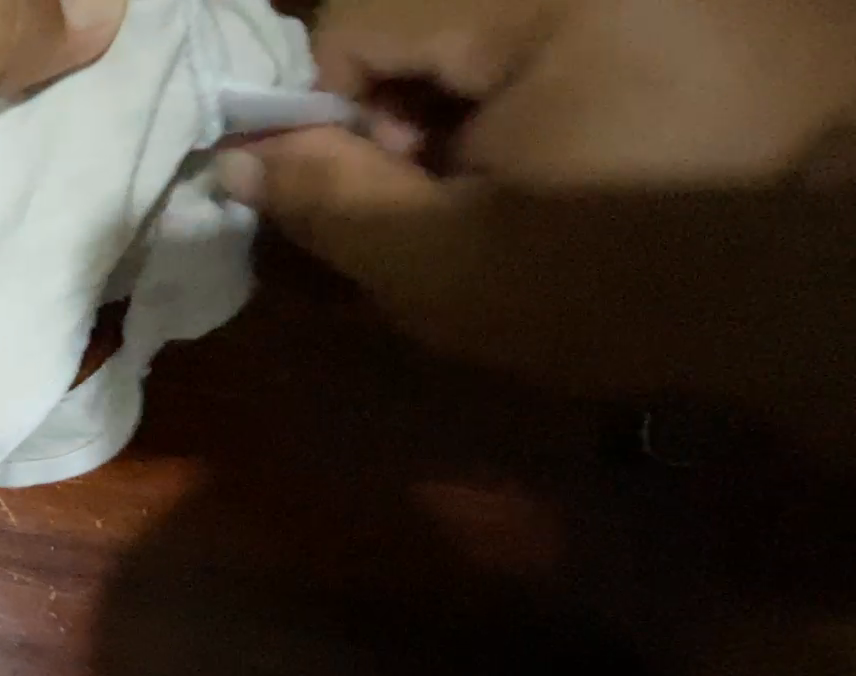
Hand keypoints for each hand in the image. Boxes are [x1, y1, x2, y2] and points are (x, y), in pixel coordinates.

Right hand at [216, 0, 855, 414]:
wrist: (834, 296)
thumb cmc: (624, 290)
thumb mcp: (440, 265)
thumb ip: (324, 202)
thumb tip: (231, 159)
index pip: (354, 15)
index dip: (325, 112)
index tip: (370, 187)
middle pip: (411, 11)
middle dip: (392, 107)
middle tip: (437, 192)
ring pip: (463, 21)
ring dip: (445, 101)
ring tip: (492, 177)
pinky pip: (531, 25)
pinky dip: (507, 87)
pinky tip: (545, 149)